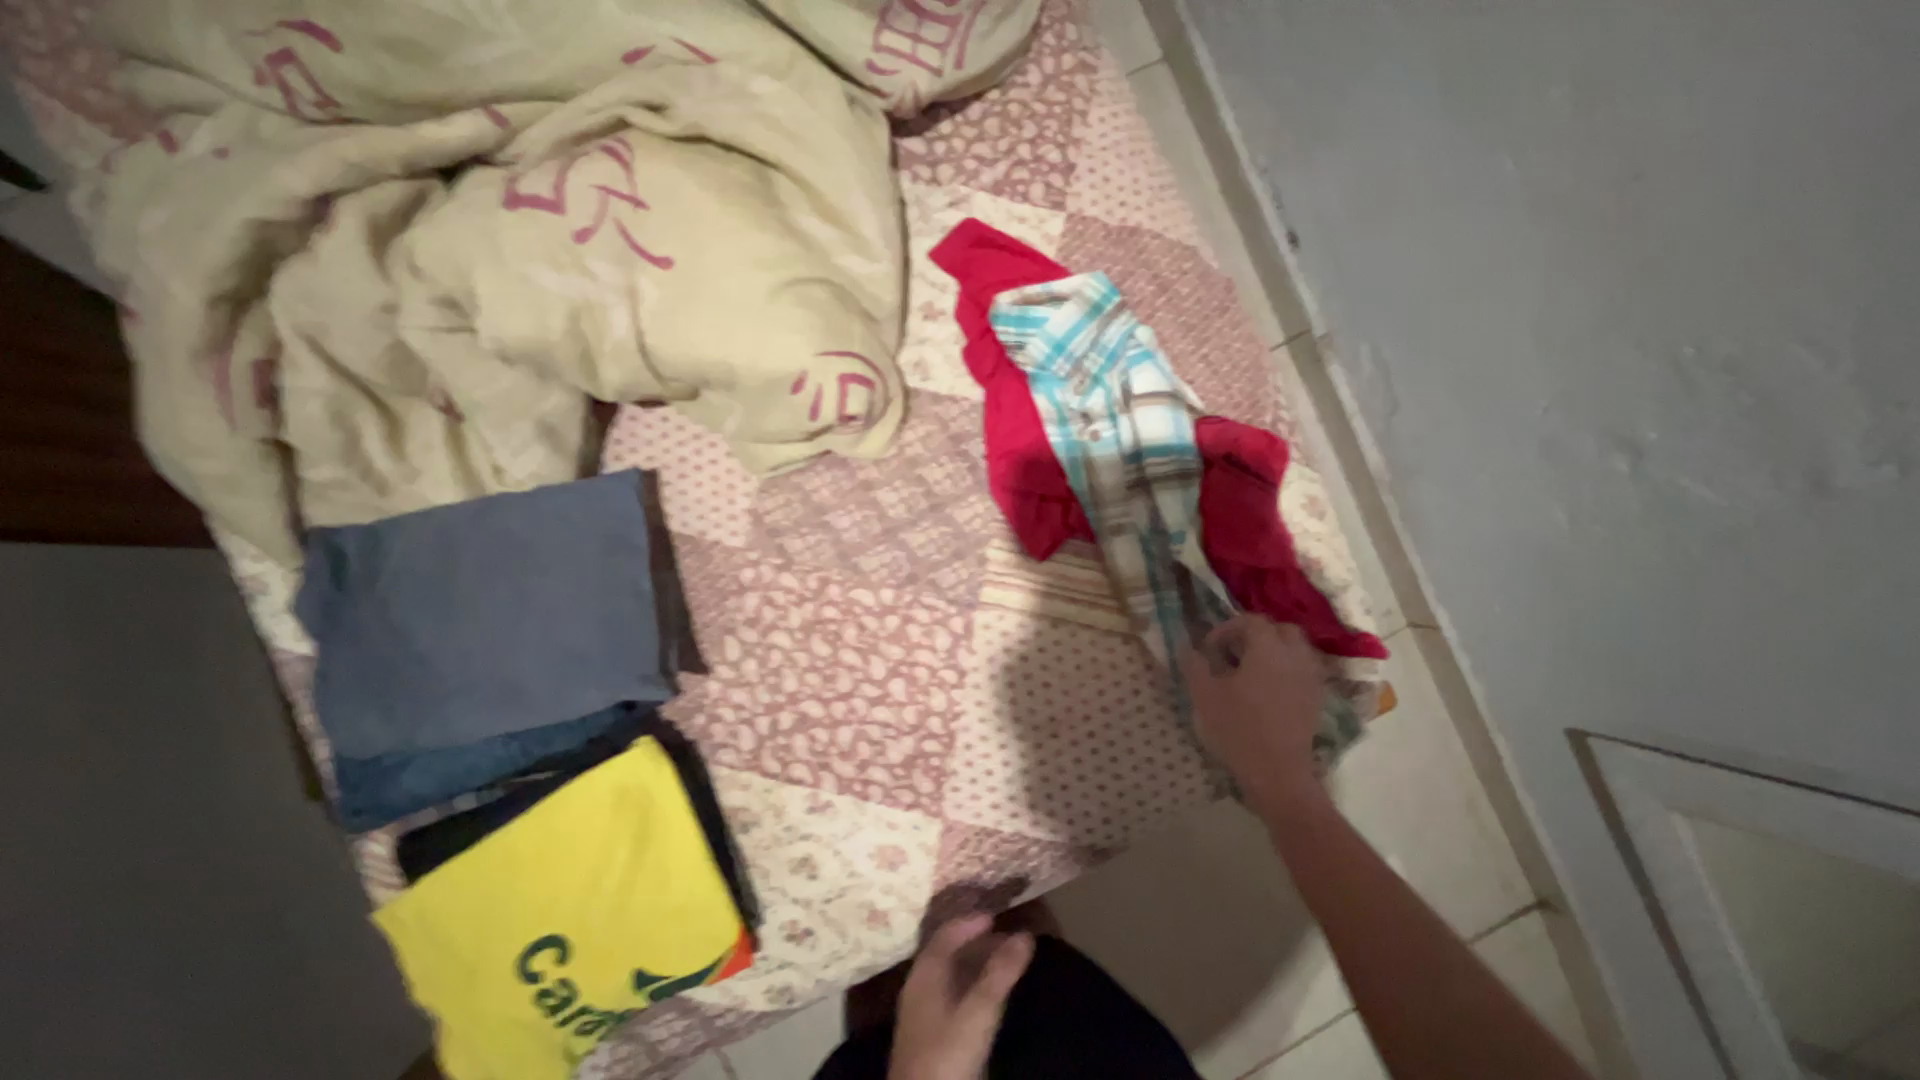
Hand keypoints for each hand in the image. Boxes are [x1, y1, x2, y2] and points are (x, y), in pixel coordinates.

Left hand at [887, 914, 1033, 1079]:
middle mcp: (921, 985)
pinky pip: (955, 995)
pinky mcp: (933, 1034)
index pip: (947, 934)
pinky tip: (991, 994)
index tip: (1000, 915)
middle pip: (949, 951)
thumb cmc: (947, 1054)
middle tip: (1010, 935)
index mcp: (925, 973)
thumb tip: (1025, 934)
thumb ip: (1000, 973)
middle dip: (978, 940)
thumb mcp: (978, 1012)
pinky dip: (974, 985)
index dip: (972, 921)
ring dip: (977, 963)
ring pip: (952, 974)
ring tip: (1007, 959)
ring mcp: (925, 1012)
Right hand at [1179, 613, 1328, 814]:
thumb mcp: (1204, 695)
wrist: (1277, 773)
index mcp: (1267, 648)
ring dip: (1273, 652)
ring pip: (1295, 649)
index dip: (1226, 629)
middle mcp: (1295, 656)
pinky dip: (1286, 671)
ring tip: (1249, 673)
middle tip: (1232, 655)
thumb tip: (1186, 644)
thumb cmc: (1237, 729)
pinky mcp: (1316, 700)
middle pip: (1280, 630)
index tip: (1209, 649)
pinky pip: (1302, 671)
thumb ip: (1194, 664)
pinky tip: (1266, 692)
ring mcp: (1310, 678)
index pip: (1250, 621)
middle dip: (1256, 635)